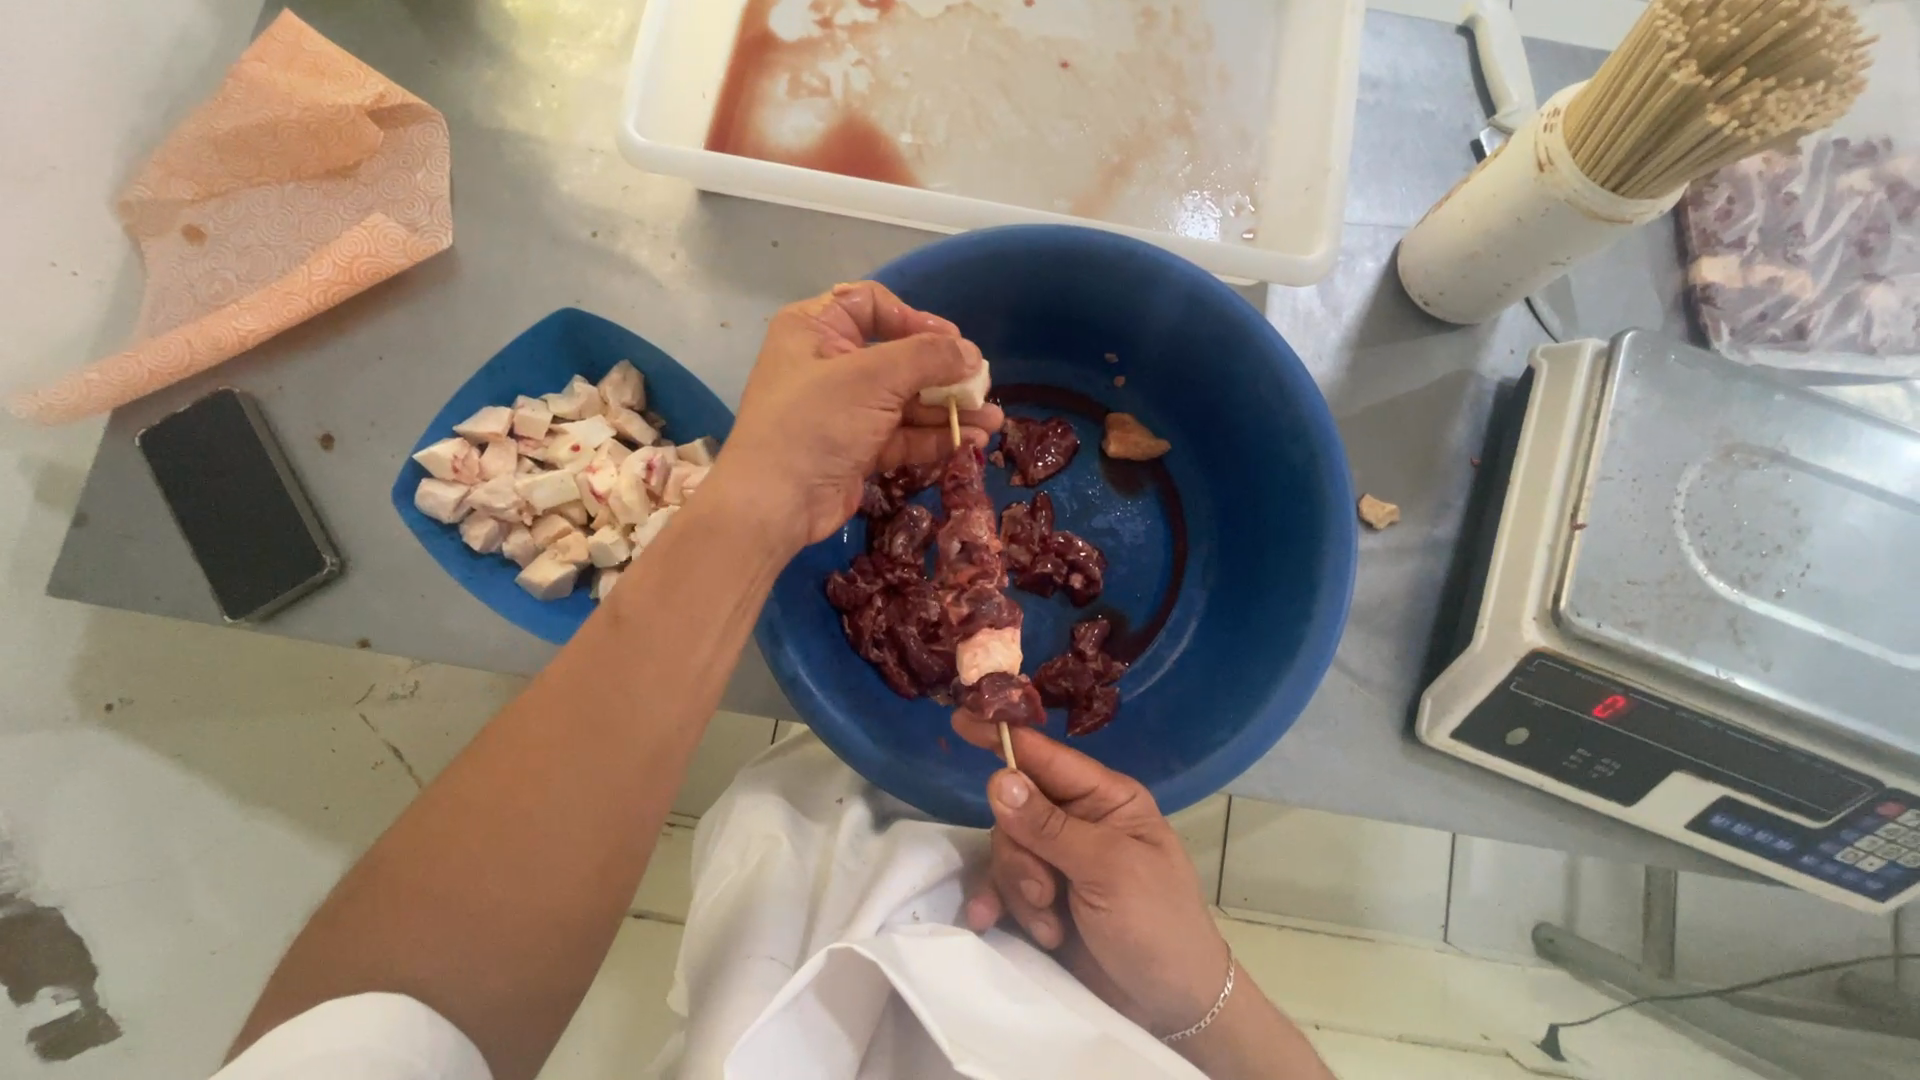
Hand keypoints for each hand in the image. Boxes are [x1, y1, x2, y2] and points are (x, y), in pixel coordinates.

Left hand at [713, 281, 1003, 553]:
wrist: (775, 504)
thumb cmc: (816, 423)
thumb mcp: (873, 377)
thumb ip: (928, 358)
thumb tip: (972, 354)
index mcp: (815, 328)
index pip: (872, 304)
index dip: (915, 319)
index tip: (951, 343)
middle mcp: (829, 363)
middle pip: (898, 356)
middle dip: (944, 373)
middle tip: (982, 385)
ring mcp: (844, 410)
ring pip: (906, 400)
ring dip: (949, 409)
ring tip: (993, 420)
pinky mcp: (857, 448)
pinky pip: (902, 434)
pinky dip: (935, 436)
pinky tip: (971, 440)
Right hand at [954, 724, 1231, 1036]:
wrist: (1171, 1008)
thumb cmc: (1157, 924)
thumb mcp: (1108, 869)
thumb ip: (1049, 826)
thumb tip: (998, 778)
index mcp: (1105, 798)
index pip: (1046, 756)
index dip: (1005, 737)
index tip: (962, 718)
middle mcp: (1077, 821)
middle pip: (1015, 808)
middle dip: (1022, 852)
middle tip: (1046, 890)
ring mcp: (1057, 861)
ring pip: (1006, 849)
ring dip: (1019, 889)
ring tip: (1051, 925)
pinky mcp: (1040, 899)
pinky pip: (1000, 885)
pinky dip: (997, 903)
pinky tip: (991, 923)